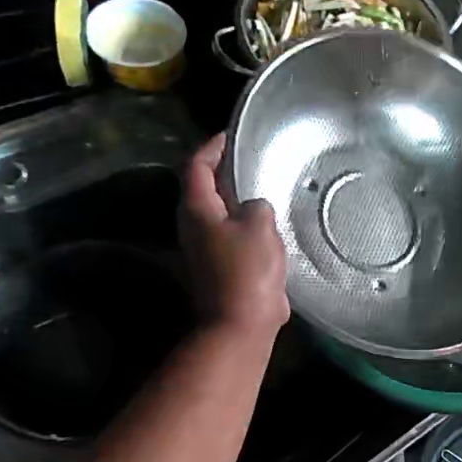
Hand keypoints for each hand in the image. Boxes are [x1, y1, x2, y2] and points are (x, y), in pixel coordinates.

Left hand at [183, 134, 288, 339]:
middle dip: (224, 173)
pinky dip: (246, 227)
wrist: (241, 324)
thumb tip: (255, 208)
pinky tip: (268, 227)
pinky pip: (231, 238)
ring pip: (218, 216)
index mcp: (197, 210)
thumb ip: (258, 206)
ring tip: (264, 191)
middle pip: (203, 190)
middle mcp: (193, 227)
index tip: (230, 136)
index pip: (197, 166)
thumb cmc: (247, 271)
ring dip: (236, 202)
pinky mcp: (219, 270)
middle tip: (251, 161)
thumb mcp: (260, 226)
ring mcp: (204, 251)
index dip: (212, 147)